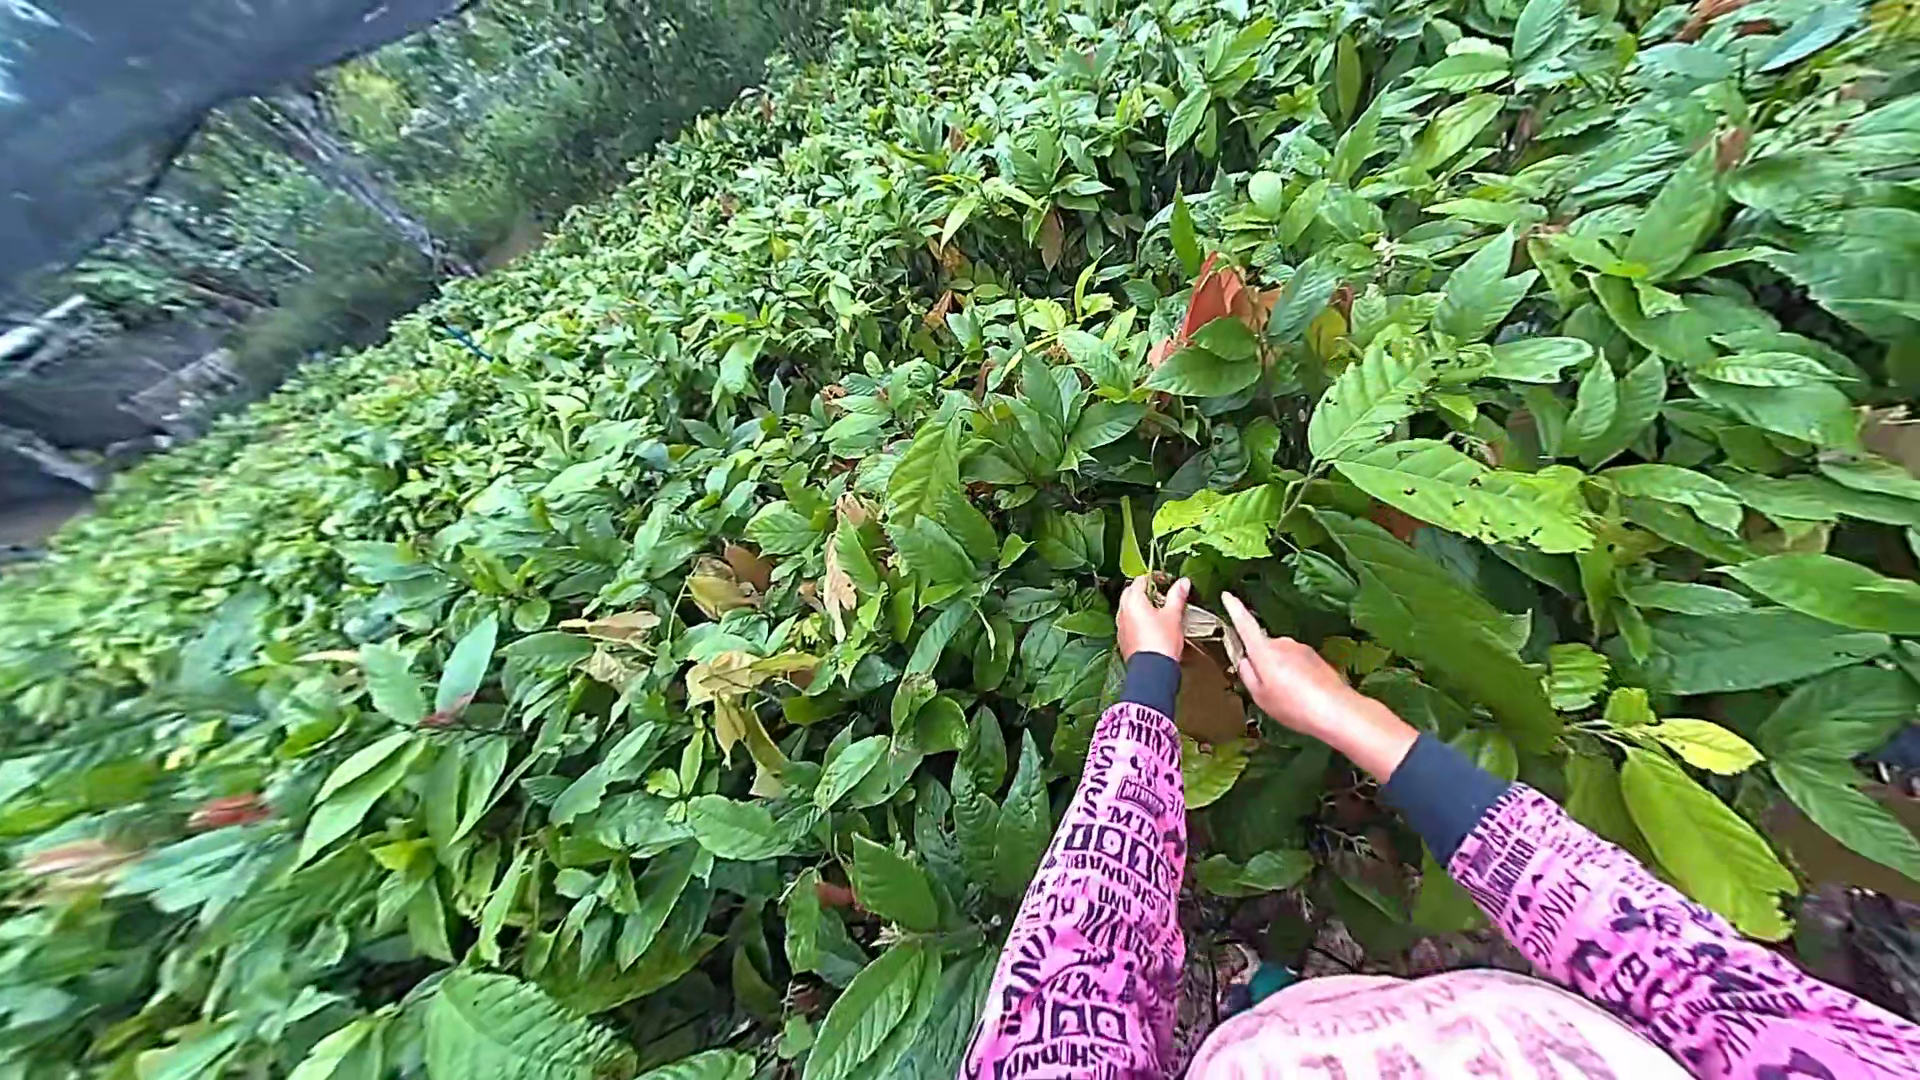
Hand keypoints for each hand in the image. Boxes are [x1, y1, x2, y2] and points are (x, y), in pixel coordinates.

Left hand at [1117, 576, 1189, 662]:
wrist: (1152, 670)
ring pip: (1128, 607)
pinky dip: (1137, 618)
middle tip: (1162, 593)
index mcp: (1133, 601)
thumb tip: (1182, 582)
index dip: (1154, 577)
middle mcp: (1122, 611)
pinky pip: (1128, 621)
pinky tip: (1150, 625)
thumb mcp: (1173, 615)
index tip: (1166, 581)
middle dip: (1145, 590)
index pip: (1140, 580)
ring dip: (1141, 604)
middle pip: (1131, 592)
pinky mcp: (1122, 638)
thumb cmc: (1162, 643)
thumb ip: (1177, 596)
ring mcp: (1120, 625)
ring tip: (1158, 609)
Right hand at [1220, 591, 1418, 779]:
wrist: (1338, 712)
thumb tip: (1245, 661)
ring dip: (1280, 671)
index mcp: (1264, 651)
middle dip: (1261, 663)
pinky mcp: (1316, 657)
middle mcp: (1282, 644)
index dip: (1234, 609)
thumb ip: (1247, 674)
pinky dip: (1295, 675)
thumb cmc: (1295, 705)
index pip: (1244, 624)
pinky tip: (1302, 695)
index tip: (1227, 595)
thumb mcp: (1259, 696)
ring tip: (1288, 697)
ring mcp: (1301, 649)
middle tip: (1267, 689)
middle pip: (1262, 647)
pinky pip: (1297, 662)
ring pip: (1280, 656)